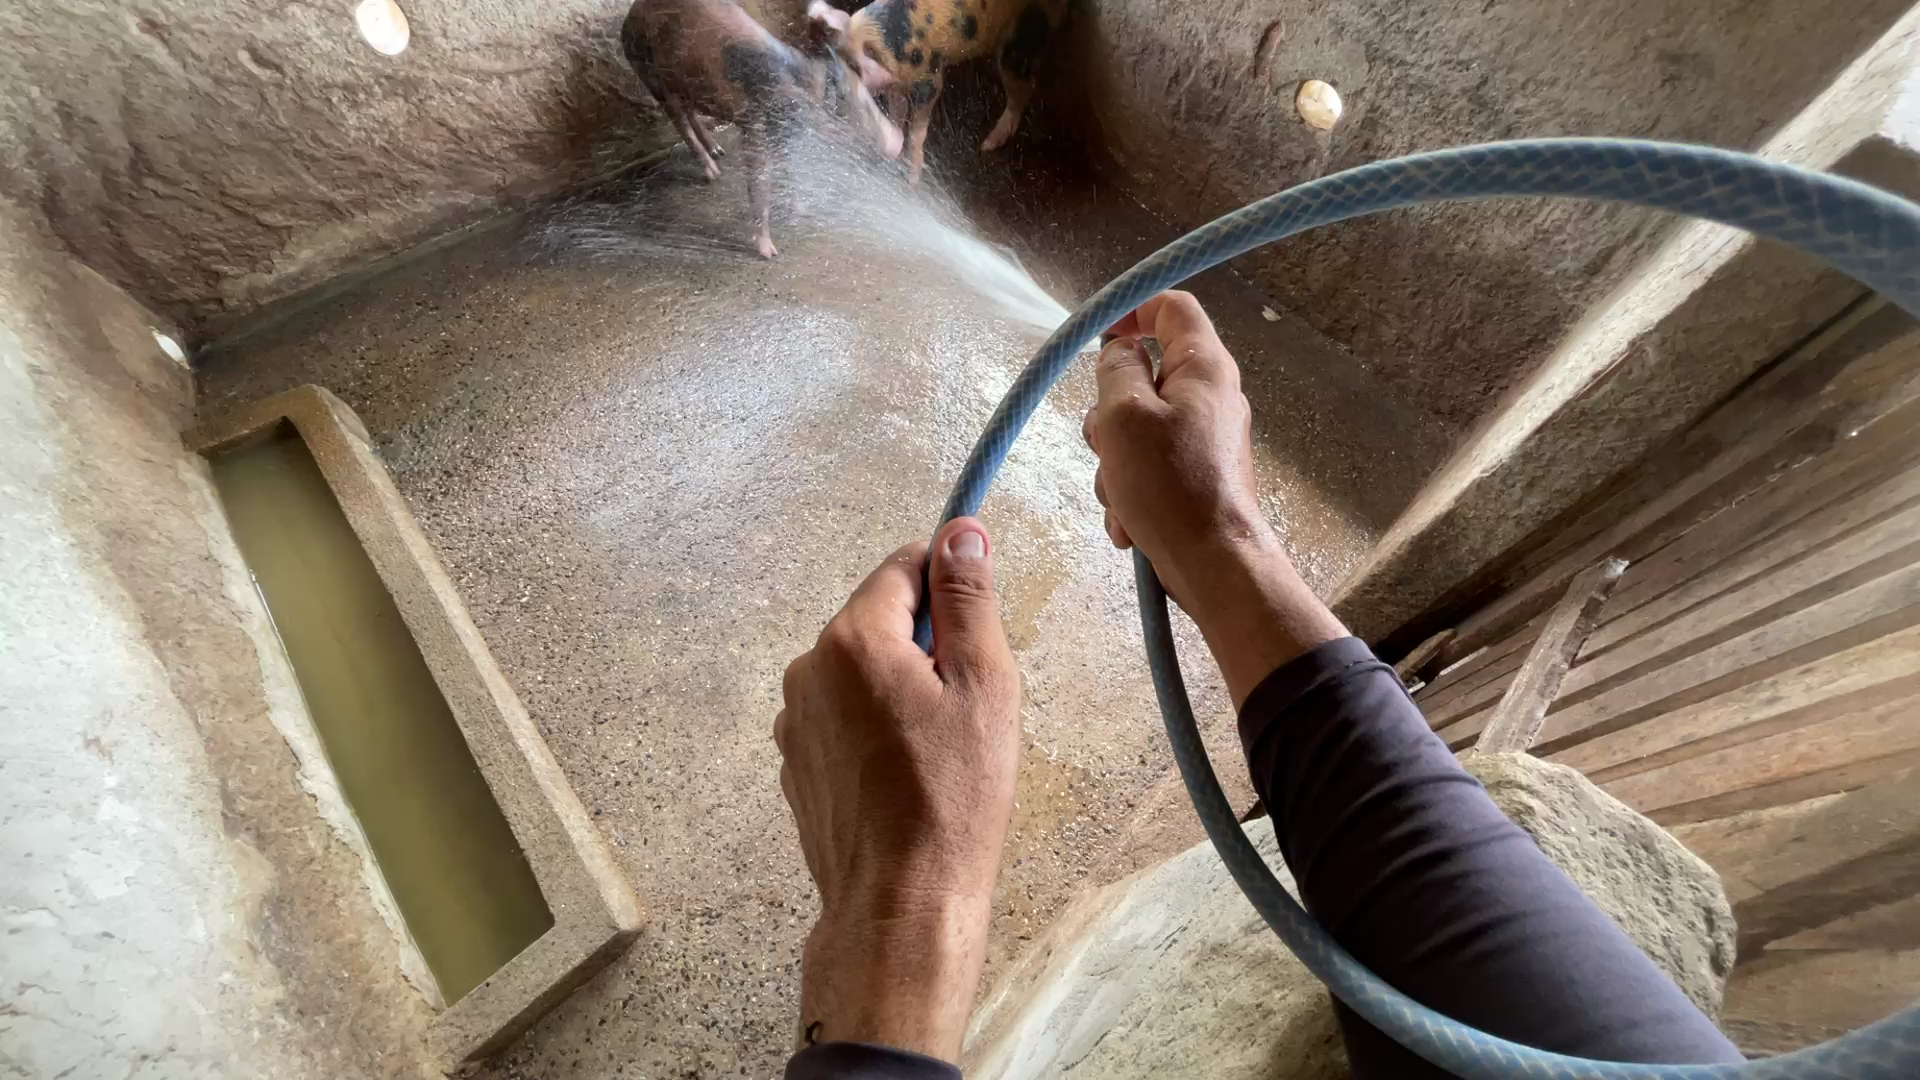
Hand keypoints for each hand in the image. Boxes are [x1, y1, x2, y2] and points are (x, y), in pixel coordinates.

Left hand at [776, 517, 1020, 1060]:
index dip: (946, 582)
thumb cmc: (954, 793)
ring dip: (897, 680)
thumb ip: (967, 598)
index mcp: (853, 638)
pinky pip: (839, 709)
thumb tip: (960, 530)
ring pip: (859, 664)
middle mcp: (808, 666)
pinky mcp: (792, 757)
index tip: (974, 621)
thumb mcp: (982, 684)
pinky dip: (871, 718)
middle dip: (923, 640)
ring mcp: (792, 715)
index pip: (903, 566)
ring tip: (934, 741)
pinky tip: (899, 768)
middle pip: (878, 616)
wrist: (899, 903)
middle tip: (963, 698)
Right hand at [1083, 291, 1345, 704]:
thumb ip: (1116, 372)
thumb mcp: (1124, 416)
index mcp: (1202, 367)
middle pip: (1142, 378)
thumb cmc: (1168, 483)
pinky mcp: (1193, 475)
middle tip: (1105, 441)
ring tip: (1121, 494)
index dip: (1131, 312)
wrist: (1212, 562)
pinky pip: (1147, 466)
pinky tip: (1131, 520)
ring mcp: (1201, 439)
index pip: (1170, 307)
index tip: (1100, 338)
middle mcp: (1208, 397)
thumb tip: (1119, 354)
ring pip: (1136, 429)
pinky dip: (1131, 488)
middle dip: (1109, 413)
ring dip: (1114, 461)